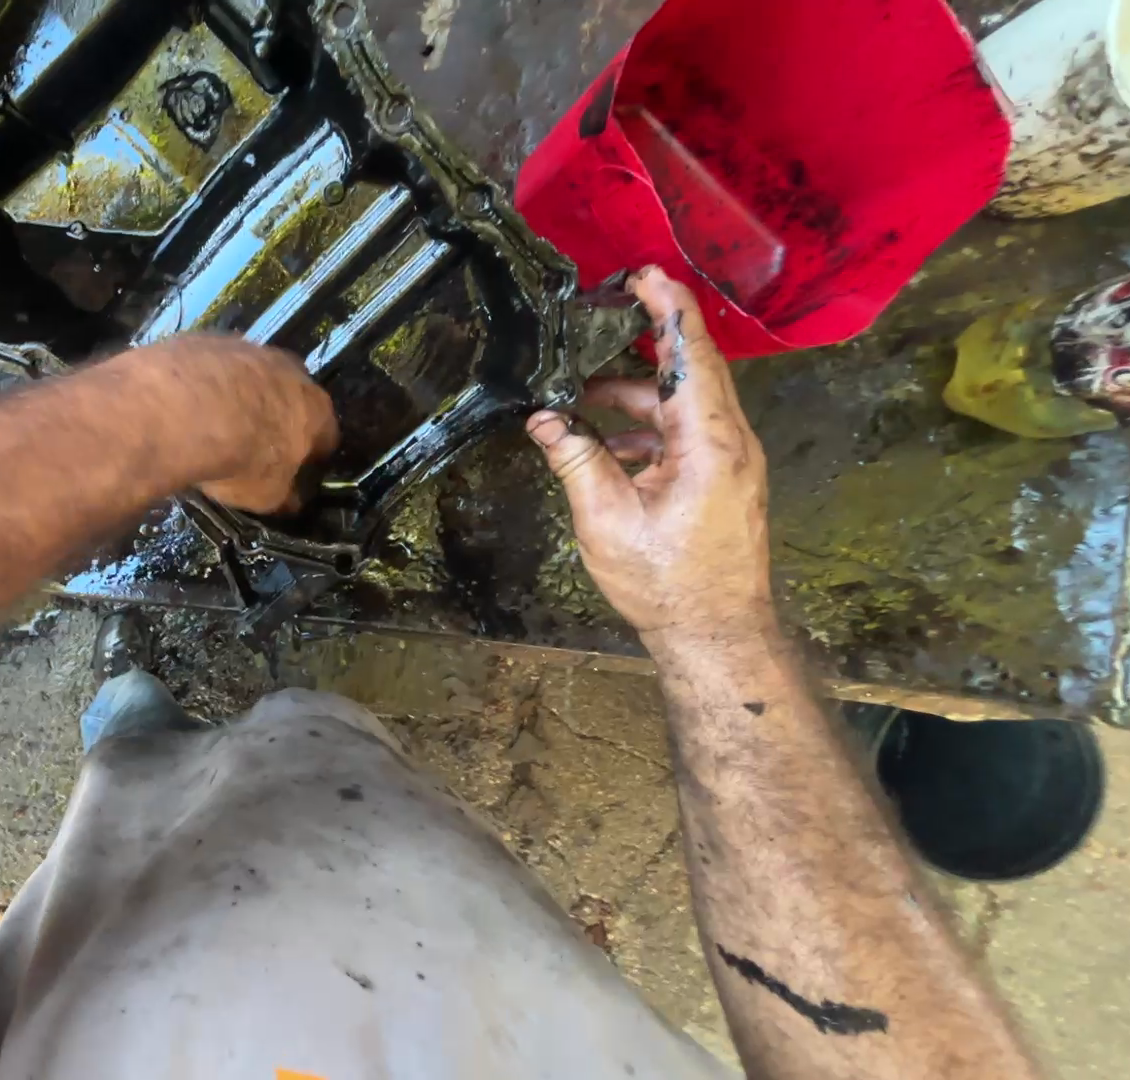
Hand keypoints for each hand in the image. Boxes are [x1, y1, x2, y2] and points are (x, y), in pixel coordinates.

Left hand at [114, 335, 338, 513]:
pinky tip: (186, 404)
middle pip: (290, 398)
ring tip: (214, 424)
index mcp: (317, 410)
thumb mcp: (267, 495)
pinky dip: (205, 384)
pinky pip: (213, 366)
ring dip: (239, 397)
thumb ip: (283, 495)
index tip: (295, 473)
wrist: (182, 410)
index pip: (326, 437)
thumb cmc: (240, 459)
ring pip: (251, 376)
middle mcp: (290, 371)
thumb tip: (290, 500)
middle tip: (253, 445)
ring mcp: (249, 348)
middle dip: (276, 420)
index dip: (311, 458)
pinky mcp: (208, 338)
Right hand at [525, 267, 773, 652]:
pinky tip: (605, 442)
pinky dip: (643, 425)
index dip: (667, 310)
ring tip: (581, 391)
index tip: (643, 274)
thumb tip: (542, 419)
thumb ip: (576, 461)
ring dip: (634, 391)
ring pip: (683, 404)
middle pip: (692, 370)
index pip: (690, 358)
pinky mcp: (719, 479)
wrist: (715, 631)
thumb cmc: (664, 579)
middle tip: (607, 309)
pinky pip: (682, 433)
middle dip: (651, 335)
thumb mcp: (606, 519)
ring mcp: (729, 461)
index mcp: (710, 444)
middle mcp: (730, 442)